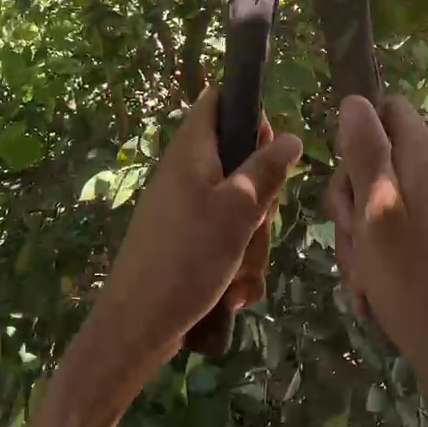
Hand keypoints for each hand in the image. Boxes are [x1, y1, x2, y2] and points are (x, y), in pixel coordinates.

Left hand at [27, 88, 301, 426]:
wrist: (136, 326)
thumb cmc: (189, 255)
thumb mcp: (238, 208)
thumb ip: (266, 169)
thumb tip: (291, 136)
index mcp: (192, 149)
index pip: (218, 101)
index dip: (247, 112)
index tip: (268, 147)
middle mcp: (186, 171)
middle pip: (239, 161)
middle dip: (260, 197)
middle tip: (257, 219)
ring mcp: (184, 208)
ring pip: (237, 207)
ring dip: (250, 240)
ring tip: (240, 270)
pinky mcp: (184, 241)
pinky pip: (223, 239)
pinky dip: (234, 263)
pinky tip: (232, 292)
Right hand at [326, 94, 427, 426]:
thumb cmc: (409, 275)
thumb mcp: (375, 208)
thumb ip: (366, 152)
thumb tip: (355, 100)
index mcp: (423, 159)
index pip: (390, 108)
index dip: (359, 129)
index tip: (343, 168)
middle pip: (375, 157)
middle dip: (349, 194)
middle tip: (350, 232)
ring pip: (374, 197)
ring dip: (356, 232)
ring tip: (360, 272)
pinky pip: (387, 228)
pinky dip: (372, 252)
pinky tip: (369, 287)